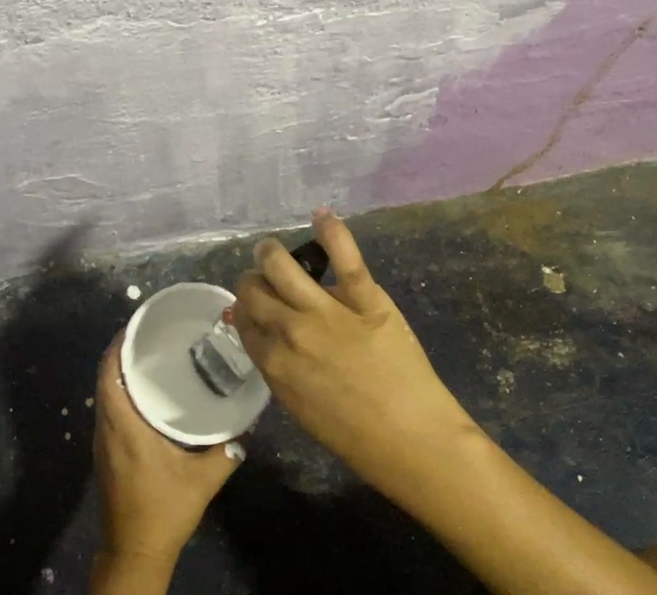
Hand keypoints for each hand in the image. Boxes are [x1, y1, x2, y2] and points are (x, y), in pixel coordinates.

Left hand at [91, 333, 240, 571]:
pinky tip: (145, 396)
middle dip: (121, 353)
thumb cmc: (165, 509)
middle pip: (105, 378)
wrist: (135, 550)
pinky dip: (120, 393)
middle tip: (150, 336)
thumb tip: (246, 423)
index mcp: (123, 425)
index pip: (109, 372)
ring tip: (149, 358)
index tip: (137, 325)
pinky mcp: (105, 454)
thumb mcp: (203, 479)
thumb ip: (227, 449)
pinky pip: (108, 410)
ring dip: (119, 373)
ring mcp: (102, 441)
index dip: (118, 345)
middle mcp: (107, 427)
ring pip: (105, 395)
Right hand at [231, 208, 473, 485]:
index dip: (243, 308)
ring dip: (271, 252)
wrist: (413, 441)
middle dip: (252, 279)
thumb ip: (279, 369)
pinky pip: (344, 256)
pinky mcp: (366, 299)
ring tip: (275, 250)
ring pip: (281, 265)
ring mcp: (326, 312)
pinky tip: (322, 215)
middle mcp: (290, 331)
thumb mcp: (301, 408)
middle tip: (262, 276)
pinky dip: (331, 230)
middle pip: (253, 288)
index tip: (252, 305)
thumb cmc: (356, 437)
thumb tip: (265, 337)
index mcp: (274, 362)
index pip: (243, 319)